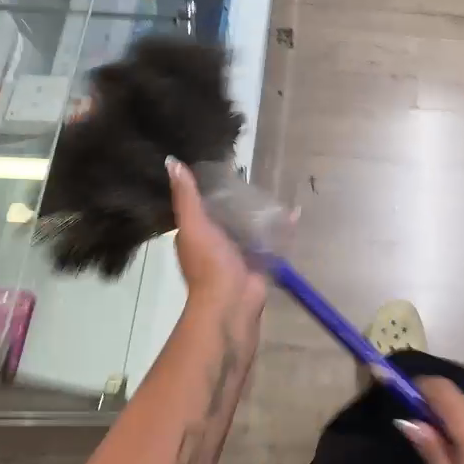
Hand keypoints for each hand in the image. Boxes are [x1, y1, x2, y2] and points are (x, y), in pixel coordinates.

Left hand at [168, 158, 266, 319]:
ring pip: (249, 226)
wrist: (232, 302)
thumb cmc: (209, 263)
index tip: (224, 165)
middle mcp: (214, 243)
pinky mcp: (258, 262)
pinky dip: (280, 228)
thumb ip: (186, 196)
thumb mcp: (194, 225)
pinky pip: (269, 240)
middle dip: (239, 199)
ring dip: (260, 213)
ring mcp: (237, 254)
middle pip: (227, 215)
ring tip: (275, 189)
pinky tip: (293, 214)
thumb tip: (171, 160)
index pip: (201, 205)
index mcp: (195, 234)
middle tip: (255, 175)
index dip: (209, 187)